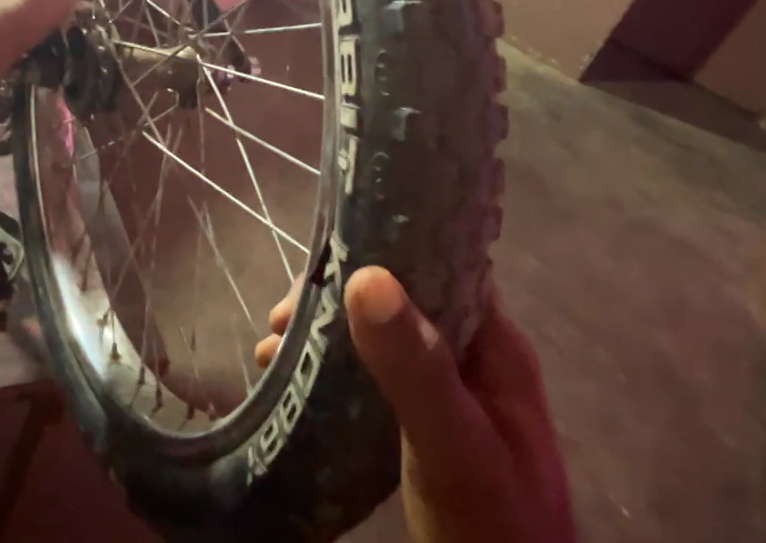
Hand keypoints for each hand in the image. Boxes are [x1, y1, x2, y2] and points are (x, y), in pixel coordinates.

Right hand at [256, 268, 573, 542]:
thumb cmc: (492, 525)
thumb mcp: (454, 444)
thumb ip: (417, 368)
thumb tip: (365, 276)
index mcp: (493, 345)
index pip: (442, 264)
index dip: (383, 250)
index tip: (323, 259)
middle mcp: (472, 358)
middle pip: (402, 298)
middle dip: (339, 298)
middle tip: (281, 318)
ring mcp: (449, 394)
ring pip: (383, 337)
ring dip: (328, 333)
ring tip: (273, 348)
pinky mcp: (424, 427)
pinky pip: (374, 377)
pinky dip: (333, 369)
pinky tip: (296, 380)